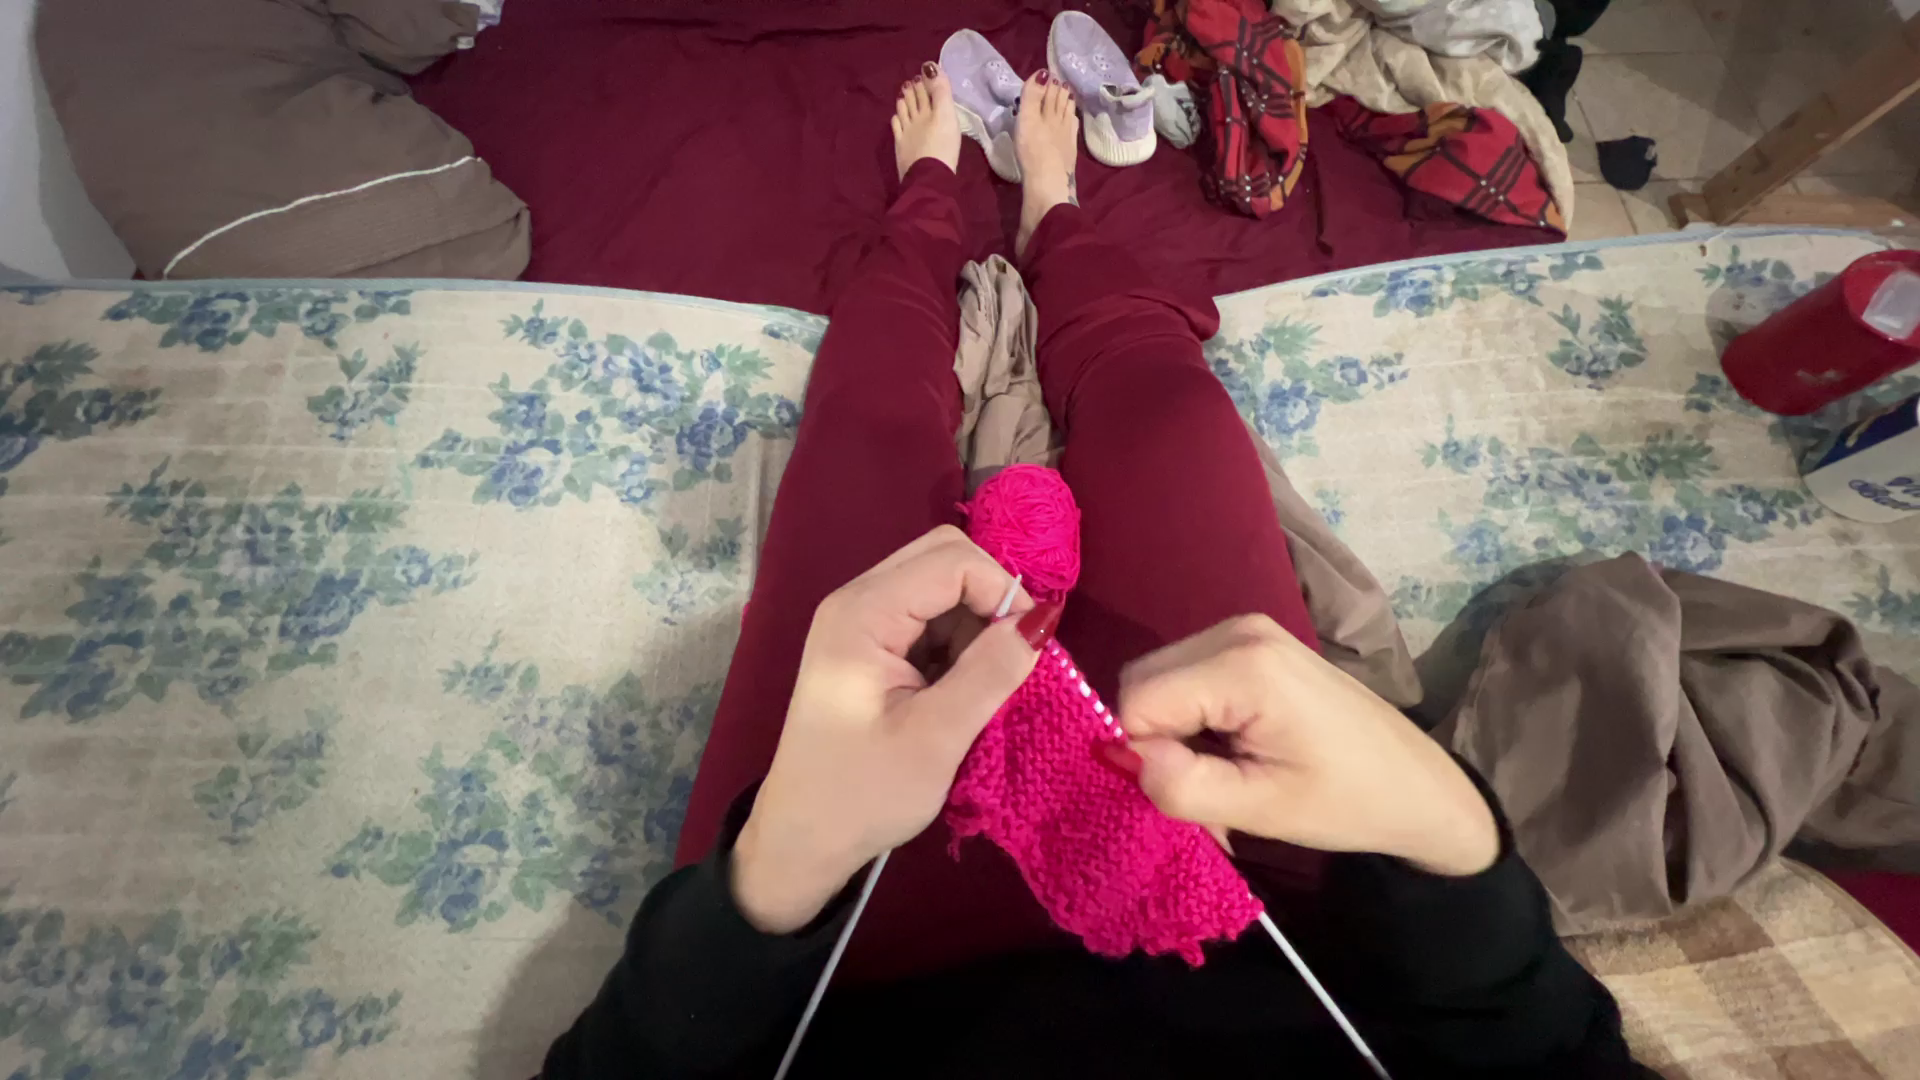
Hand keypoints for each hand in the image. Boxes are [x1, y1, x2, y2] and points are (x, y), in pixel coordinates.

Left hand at [732, 527, 1058, 932]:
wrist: (803, 839)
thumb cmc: (863, 794)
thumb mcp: (936, 738)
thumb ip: (990, 673)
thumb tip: (1044, 621)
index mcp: (863, 613)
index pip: (951, 560)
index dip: (1001, 591)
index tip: (1028, 646)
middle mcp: (858, 600)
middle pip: (942, 557)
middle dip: (989, 597)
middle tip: (1010, 657)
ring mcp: (862, 619)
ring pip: (940, 584)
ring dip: (975, 622)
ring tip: (980, 685)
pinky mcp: (872, 642)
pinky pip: (929, 615)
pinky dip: (959, 640)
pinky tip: (959, 688)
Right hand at [1112, 615, 1498, 876]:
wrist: (1420, 784)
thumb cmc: (1349, 801)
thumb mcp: (1262, 809)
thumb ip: (1183, 785)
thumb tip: (1121, 754)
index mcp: (1243, 665)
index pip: (1137, 698)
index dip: (1140, 750)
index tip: (1182, 789)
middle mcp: (1234, 630)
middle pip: (1142, 680)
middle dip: (1151, 737)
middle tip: (1199, 784)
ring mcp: (1241, 627)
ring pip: (1157, 677)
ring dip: (1167, 728)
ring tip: (1217, 768)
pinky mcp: (1246, 639)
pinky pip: (1182, 673)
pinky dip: (1185, 713)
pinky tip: (1224, 743)